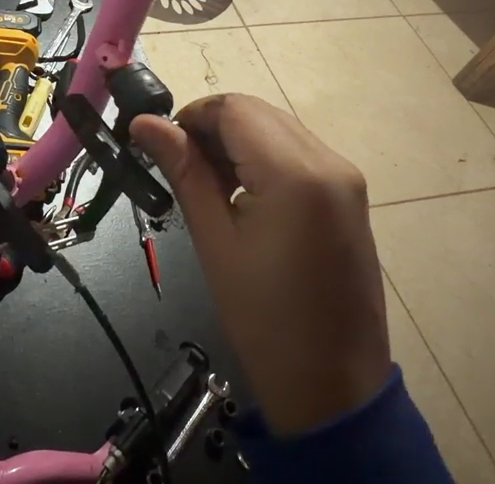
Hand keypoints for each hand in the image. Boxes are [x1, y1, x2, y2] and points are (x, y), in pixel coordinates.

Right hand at [134, 94, 392, 436]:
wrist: (334, 386)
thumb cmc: (264, 319)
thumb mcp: (214, 242)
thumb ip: (184, 171)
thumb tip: (144, 124)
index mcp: (296, 174)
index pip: (234, 108)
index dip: (192, 117)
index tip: (163, 148)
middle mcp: (330, 162)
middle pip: (258, 113)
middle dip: (214, 128)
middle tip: (183, 168)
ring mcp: (346, 178)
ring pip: (278, 128)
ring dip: (239, 142)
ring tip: (212, 187)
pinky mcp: (350, 196)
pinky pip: (299, 152)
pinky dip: (265, 158)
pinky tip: (245, 197)